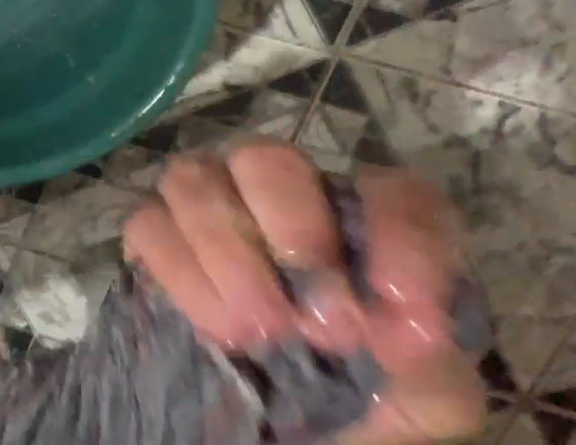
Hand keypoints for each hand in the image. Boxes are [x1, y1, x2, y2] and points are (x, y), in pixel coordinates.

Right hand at [123, 138, 486, 444]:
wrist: (289, 431)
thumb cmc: (362, 403)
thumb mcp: (425, 401)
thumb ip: (428, 364)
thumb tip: (398, 331)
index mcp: (364, 223)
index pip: (391, 193)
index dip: (400, 235)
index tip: (401, 305)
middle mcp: (279, 195)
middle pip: (265, 158)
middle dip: (288, 222)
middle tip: (314, 312)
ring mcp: (204, 205)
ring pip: (192, 178)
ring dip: (226, 252)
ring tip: (260, 331)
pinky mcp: (150, 234)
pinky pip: (147, 225)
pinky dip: (181, 276)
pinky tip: (218, 330)